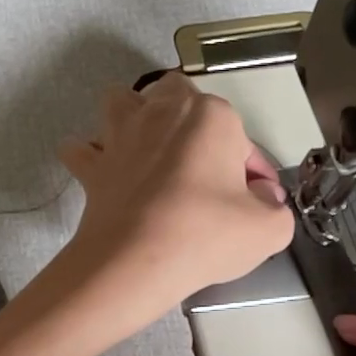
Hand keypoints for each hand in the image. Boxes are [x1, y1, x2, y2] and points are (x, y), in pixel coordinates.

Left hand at [57, 74, 294, 313]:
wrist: (135, 259)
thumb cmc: (205, 234)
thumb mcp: (268, 228)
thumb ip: (274, 207)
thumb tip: (263, 197)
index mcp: (211, 117)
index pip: (242, 136)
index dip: (253, 170)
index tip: (258, 199)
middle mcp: (162, 113)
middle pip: (177, 96)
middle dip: (191, 120)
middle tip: (203, 164)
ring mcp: (121, 135)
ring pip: (121, 102)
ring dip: (132, 117)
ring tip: (148, 147)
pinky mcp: (92, 165)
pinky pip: (81, 150)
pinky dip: (89, 156)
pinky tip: (102, 171)